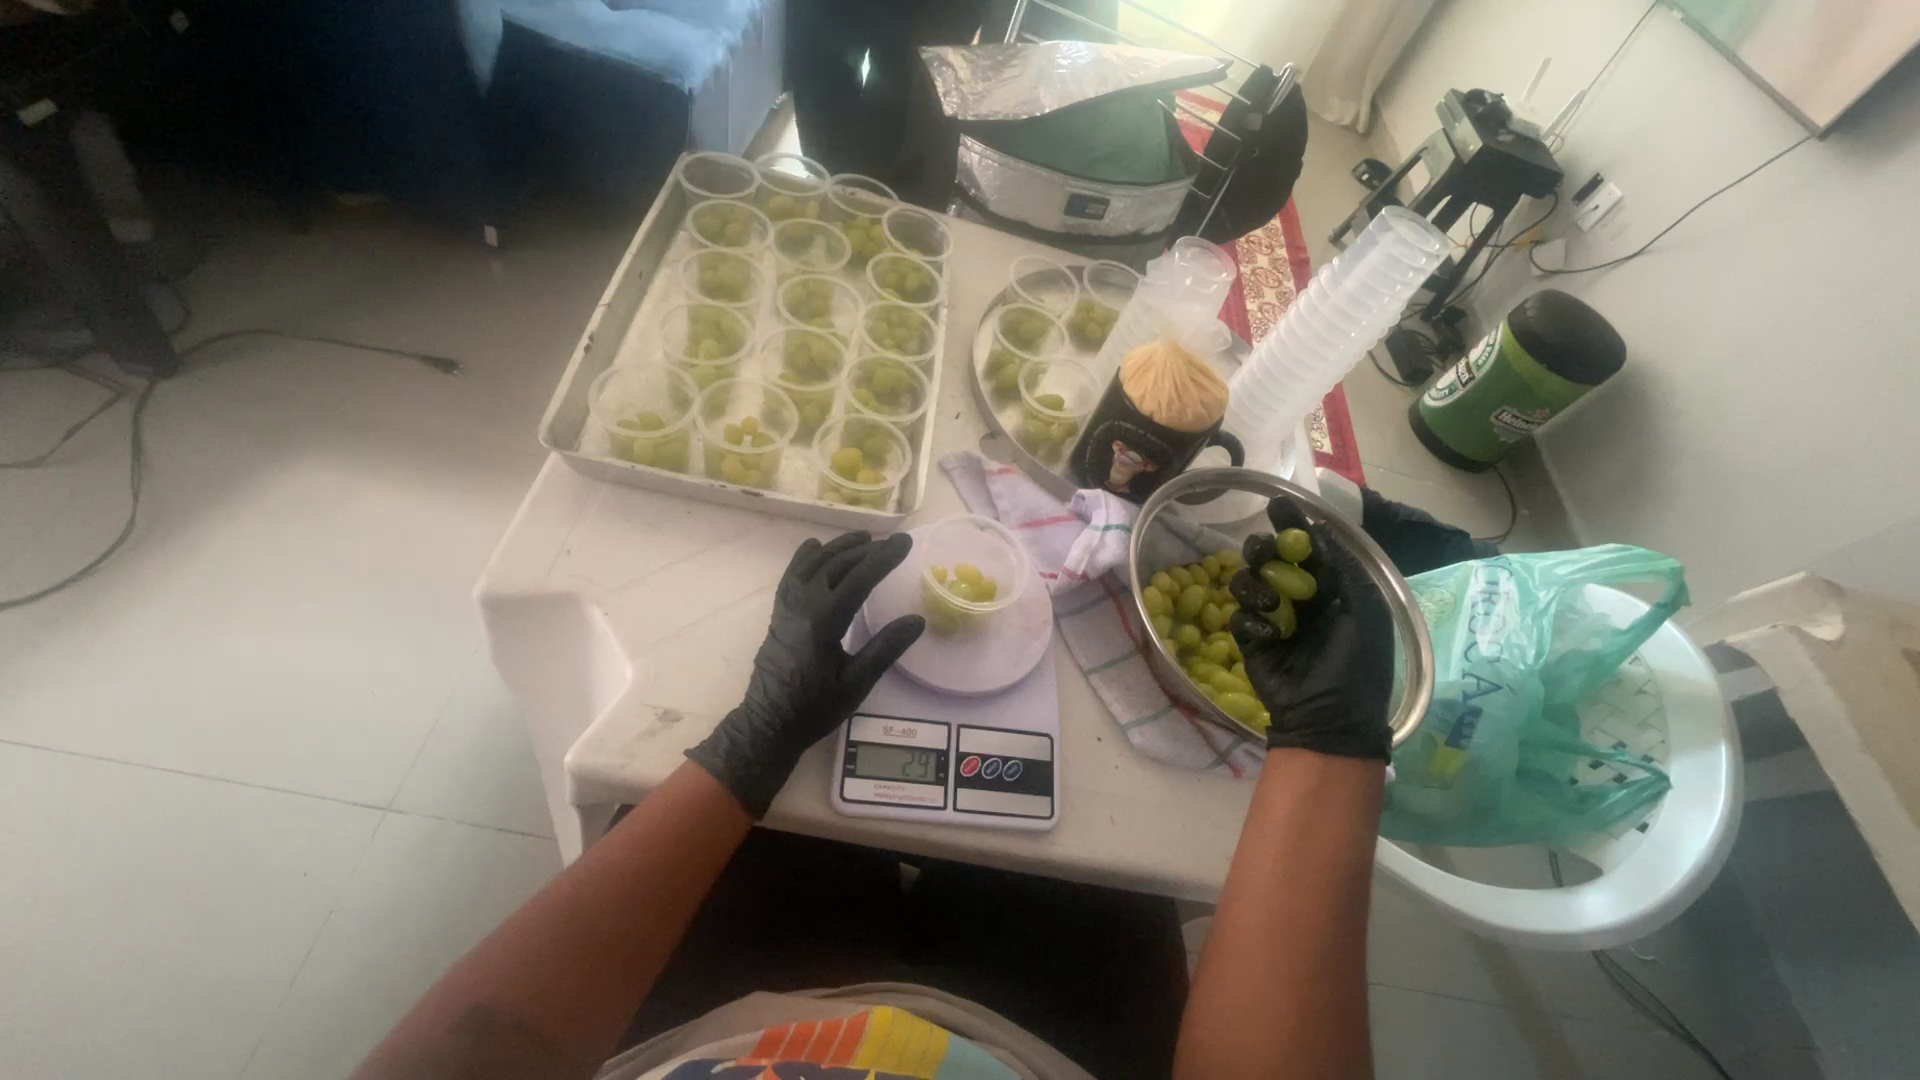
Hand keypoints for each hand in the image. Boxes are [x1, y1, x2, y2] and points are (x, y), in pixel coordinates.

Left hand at [687, 531, 923, 815]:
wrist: (768, 724)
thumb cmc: (815, 708)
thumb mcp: (856, 683)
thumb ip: (885, 648)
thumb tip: (916, 620)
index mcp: (824, 621)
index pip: (859, 578)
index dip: (884, 558)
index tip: (905, 543)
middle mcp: (803, 606)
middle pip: (837, 566)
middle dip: (867, 549)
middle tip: (893, 541)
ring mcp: (786, 608)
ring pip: (813, 565)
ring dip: (839, 548)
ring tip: (864, 537)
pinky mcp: (779, 614)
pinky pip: (791, 576)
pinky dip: (805, 558)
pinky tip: (815, 547)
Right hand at [1228, 498, 1395, 761]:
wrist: (1328, 720)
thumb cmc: (1356, 666)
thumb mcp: (1365, 612)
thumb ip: (1344, 569)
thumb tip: (1319, 532)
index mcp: (1331, 589)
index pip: (1308, 548)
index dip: (1293, 525)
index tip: (1278, 505)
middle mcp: (1299, 599)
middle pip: (1270, 559)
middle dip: (1264, 550)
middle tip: (1263, 550)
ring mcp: (1272, 619)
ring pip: (1248, 583)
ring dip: (1255, 586)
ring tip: (1270, 606)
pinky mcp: (1250, 640)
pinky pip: (1239, 617)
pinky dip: (1251, 622)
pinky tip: (1269, 637)